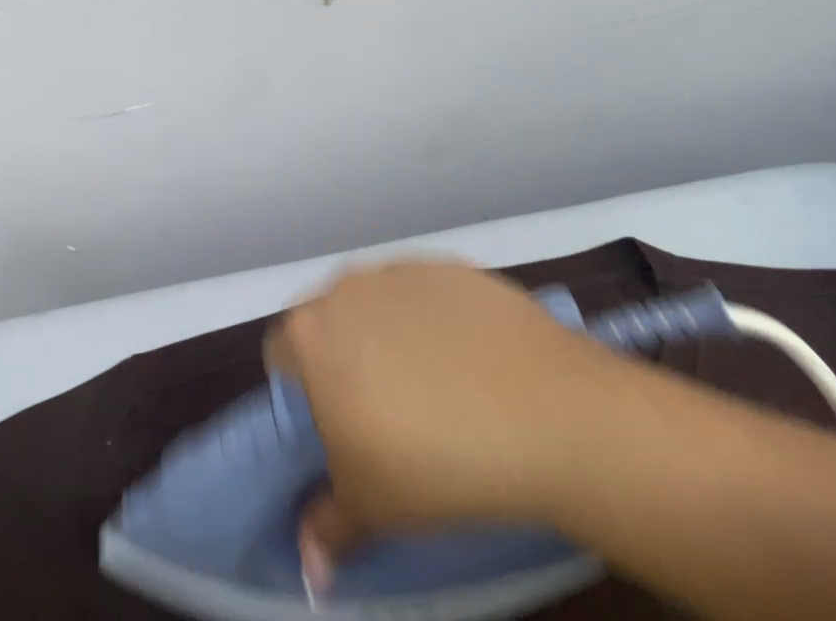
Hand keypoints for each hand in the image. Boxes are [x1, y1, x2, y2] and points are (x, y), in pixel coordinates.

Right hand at [268, 257, 623, 587]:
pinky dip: (442, 322)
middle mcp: (350, 288)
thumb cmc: (437, 463)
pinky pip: (432, 295)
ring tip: (439, 386)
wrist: (553, 417)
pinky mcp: (459, 267)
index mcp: (311, 335)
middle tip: (385, 409)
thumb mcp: (373, 509)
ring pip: (381, 304)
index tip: (338, 424)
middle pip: (330, 321)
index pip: (282, 355)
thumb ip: (328, 528)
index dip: (305, 392)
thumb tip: (311, 567)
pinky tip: (477, 362)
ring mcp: (407, 272)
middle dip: (346, 357)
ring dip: (392, 335)